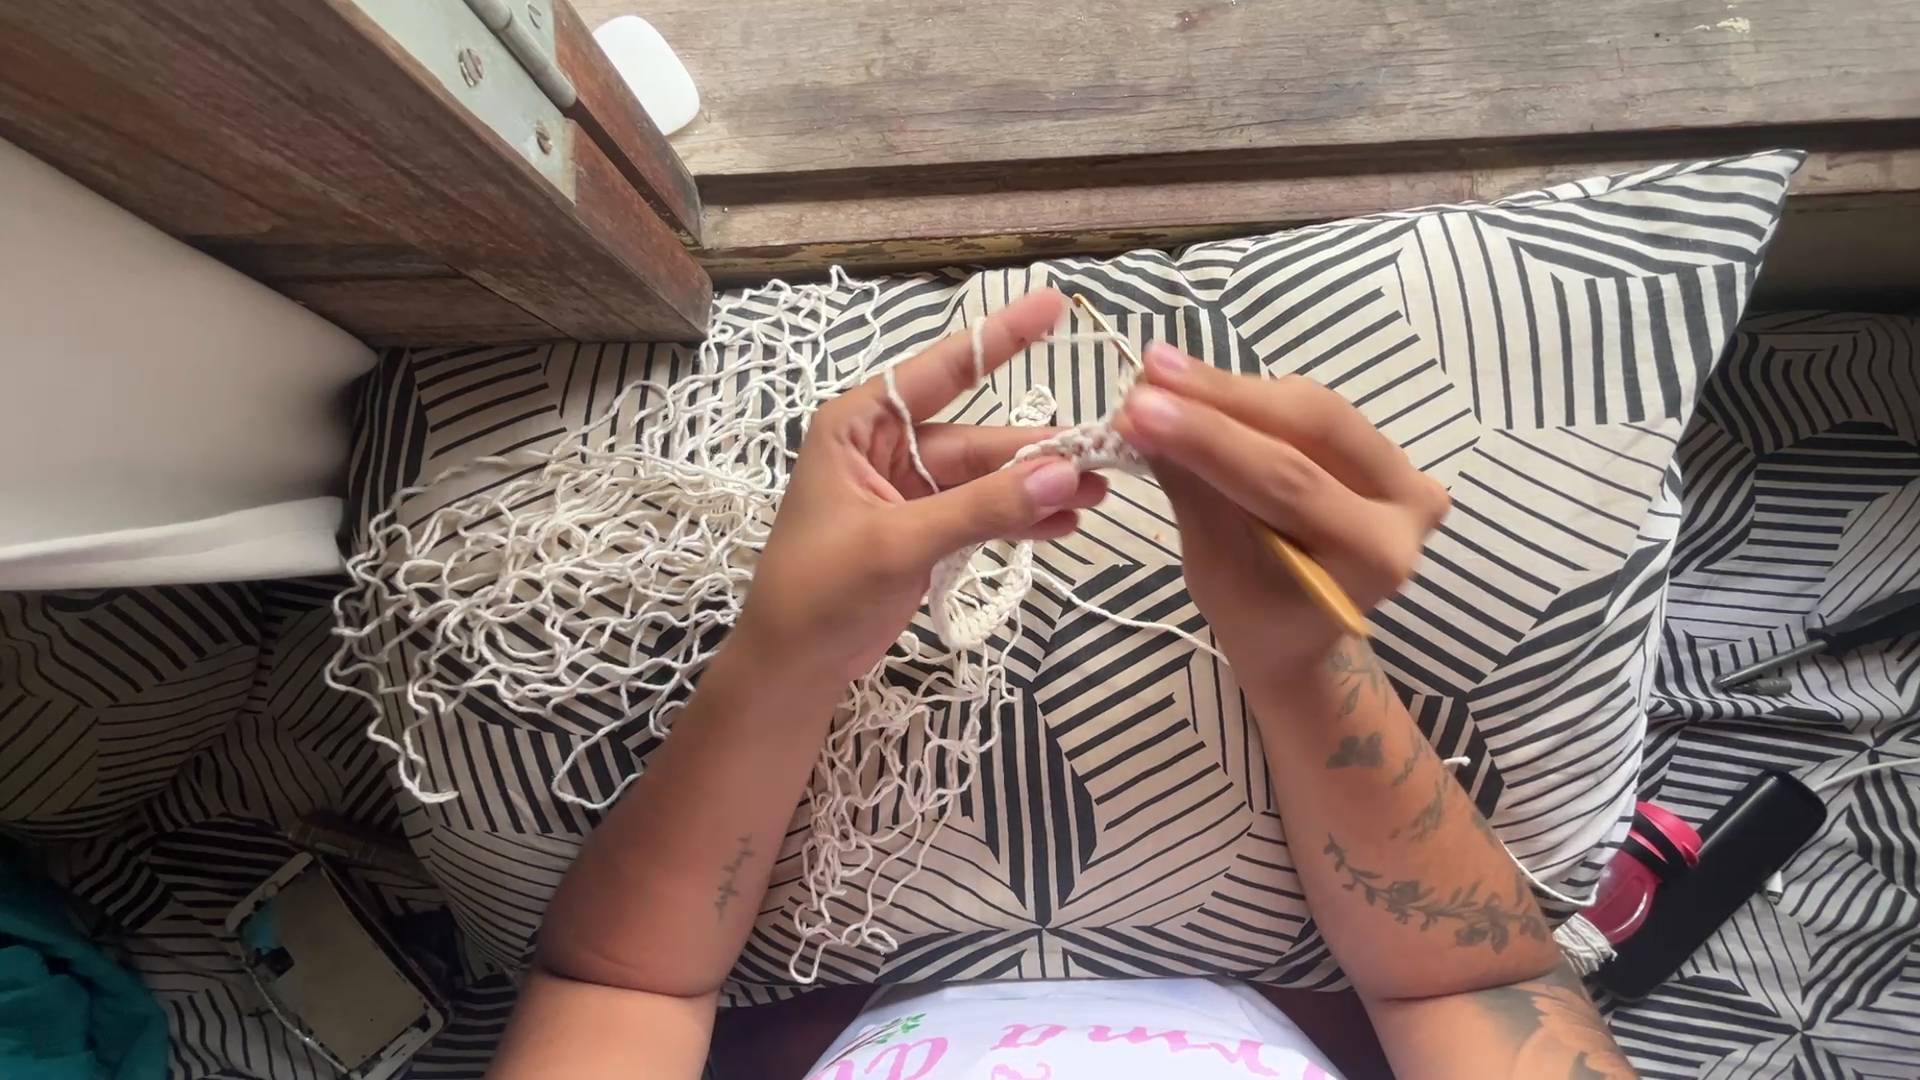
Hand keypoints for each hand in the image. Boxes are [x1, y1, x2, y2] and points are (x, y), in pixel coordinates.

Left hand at [734, 289, 1108, 686]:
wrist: (796, 663)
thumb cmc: (821, 590)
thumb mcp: (899, 542)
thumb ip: (981, 507)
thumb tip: (1063, 472)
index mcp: (861, 425)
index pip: (939, 370)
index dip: (999, 339)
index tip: (1053, 304)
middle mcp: (887, 448)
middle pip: (977, 438)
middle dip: (1038, 452)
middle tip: (1104, 455)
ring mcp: (910, 492)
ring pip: (986, 480)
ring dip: (1037, 490)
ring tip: (1096, 495)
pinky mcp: (925, 531)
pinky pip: (981, 515)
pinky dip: (1018, 522)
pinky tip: (1062, 525)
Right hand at [1111, 343, 1449, 680]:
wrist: (1295, 631)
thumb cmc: (1251, 615)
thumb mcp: (1212, 565)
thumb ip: (1191, 488)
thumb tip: (1141, 419)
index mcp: (1373, 555)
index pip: (1286, 479)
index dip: (1208, 438)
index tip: (1137, 407)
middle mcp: (1407, 505)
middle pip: (1311, 425)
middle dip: (1219, 396)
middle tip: (1149, 371)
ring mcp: (1405, 472)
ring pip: (1310, 406)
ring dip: (1229, 389)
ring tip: (1161, 374)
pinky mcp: (1382, 452)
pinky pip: (1311, 410)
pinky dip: (1248, 398)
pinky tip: (1197, 388)